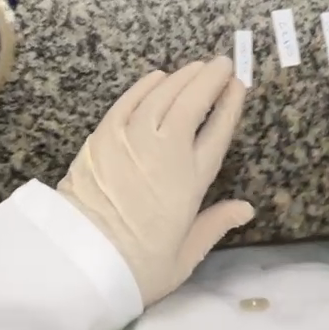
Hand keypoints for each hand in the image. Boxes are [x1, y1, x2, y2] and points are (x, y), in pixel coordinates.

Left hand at [58, 56, 254, 305]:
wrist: (82, 260)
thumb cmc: (137, 264)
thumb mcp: (184, 256)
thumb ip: (215, 225)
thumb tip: (246, 208)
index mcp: (191, 180)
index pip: (218, 130)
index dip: (230, 104)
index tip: (239, 84)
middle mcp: (166, 150)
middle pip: (194, 102)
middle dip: (211, 79)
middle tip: (222, 64)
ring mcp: (133, 137)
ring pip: (164, 94)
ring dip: (183, 77)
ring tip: (197, 67)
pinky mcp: (105, 133)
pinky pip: (130, 99)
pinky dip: (147, 85)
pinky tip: (159, 77)